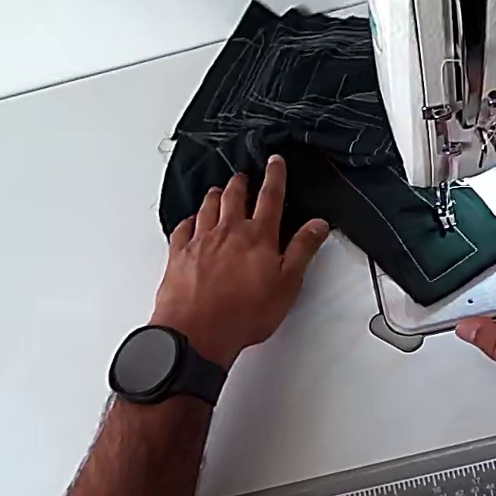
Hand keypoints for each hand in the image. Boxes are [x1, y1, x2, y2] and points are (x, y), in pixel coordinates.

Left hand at [152, 155, 331, 367]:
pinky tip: (190, 221)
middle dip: (241, 183)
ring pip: (207, 207)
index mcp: (257, 237)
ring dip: (214, 195)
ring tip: (218, 190)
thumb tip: (317, 226)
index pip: (270, 197)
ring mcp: (200, 242)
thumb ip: (302, 251)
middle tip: (244, 176)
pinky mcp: (178, 255)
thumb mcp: (286, 285)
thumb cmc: (241, 314)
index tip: (275, 163)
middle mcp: (227, 232)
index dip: (275, 177)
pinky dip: (188, 220)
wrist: (195, 332)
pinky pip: (182, 228)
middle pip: (234, 197)